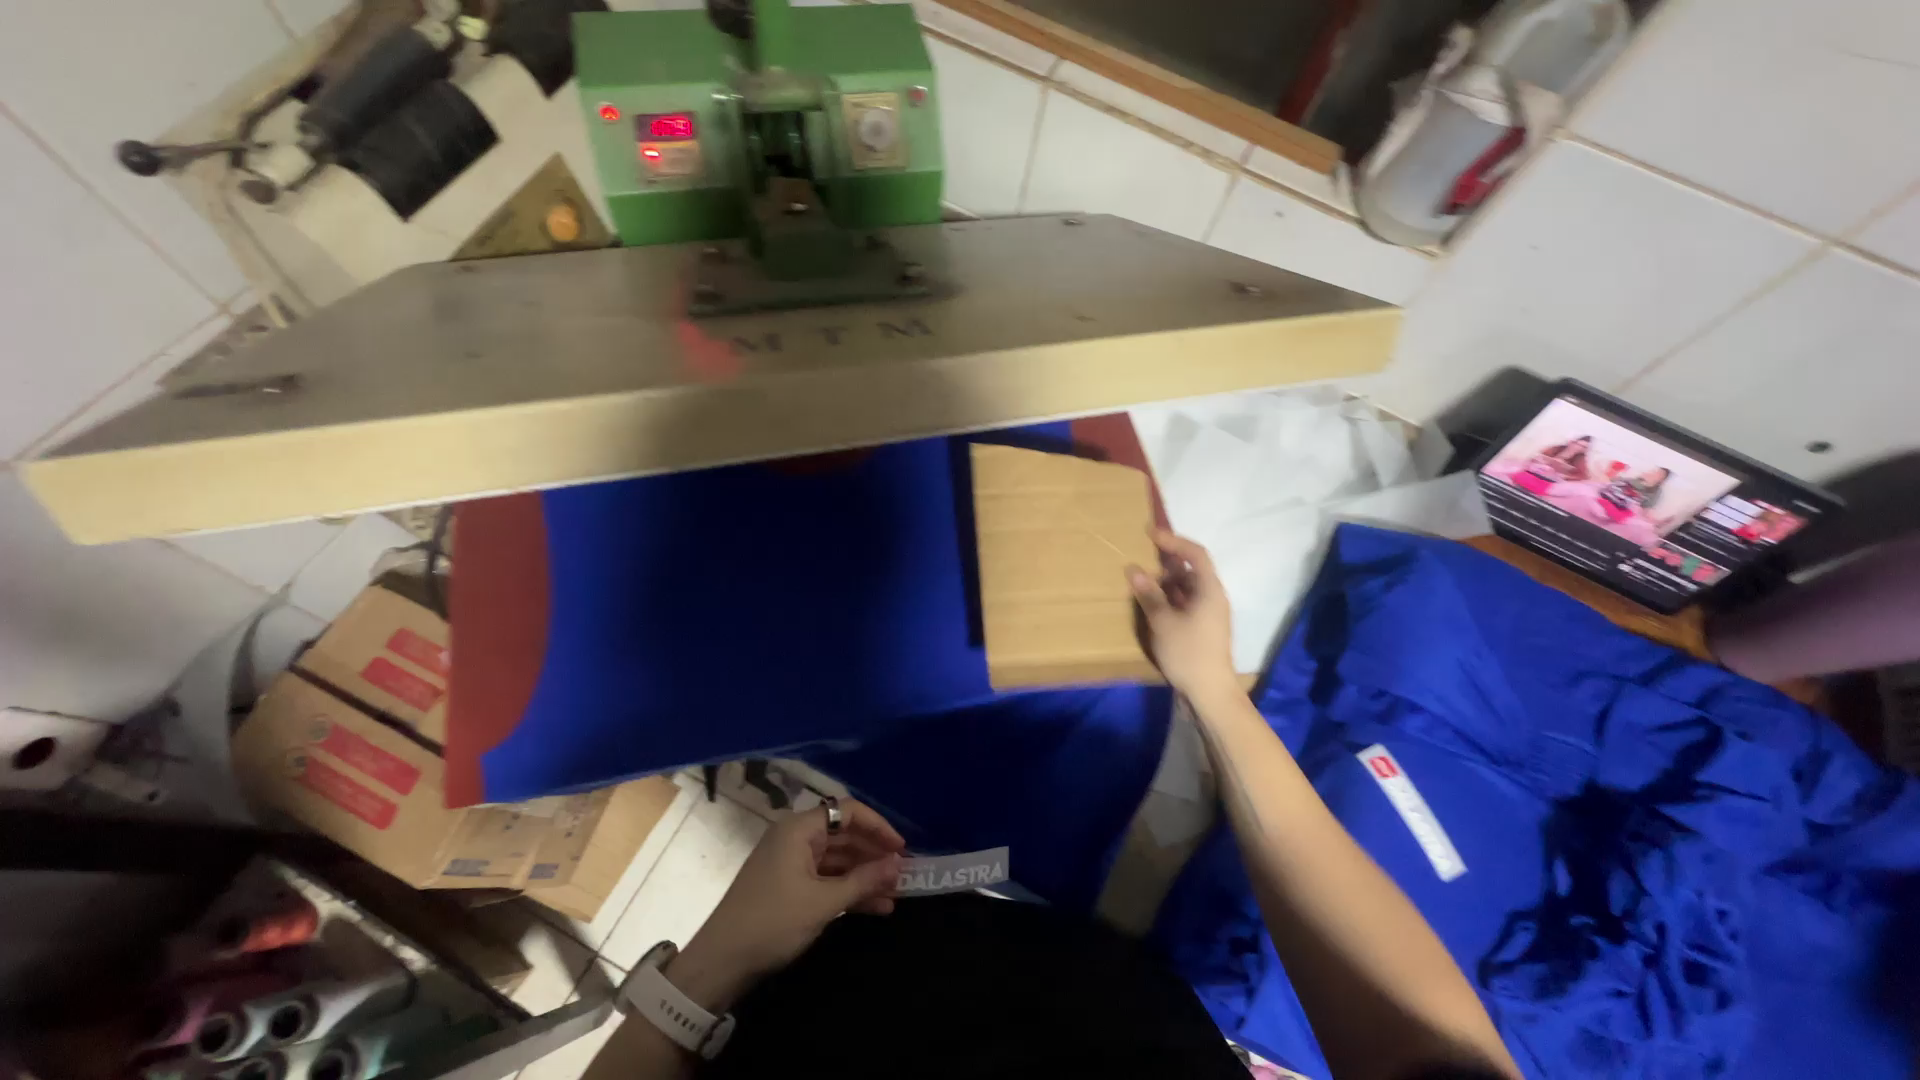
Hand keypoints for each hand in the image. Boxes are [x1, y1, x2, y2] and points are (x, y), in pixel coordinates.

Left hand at [672, 797, 905, 1009]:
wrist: (721, 962)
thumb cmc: (773, 922)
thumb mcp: (823, 902)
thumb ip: (863, 880)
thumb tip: (898, 864)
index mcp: (799, 829)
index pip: (847, 812)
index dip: (878, 827)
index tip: (902, 849)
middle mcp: (795, 838)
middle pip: (844, 836)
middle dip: (875, 855)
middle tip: (904, 875)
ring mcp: (791, 863)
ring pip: (837, 860)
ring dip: (865, 876)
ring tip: (896, 896)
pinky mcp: (788, 886)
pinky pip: (826, 879)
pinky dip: (849, 890)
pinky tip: (875, 908)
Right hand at [1126, 527, 1236, 700]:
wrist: (1210, 692)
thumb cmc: (1188, 653)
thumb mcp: (1163, 622)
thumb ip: (1148, 594)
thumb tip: (1133, 569)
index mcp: (1209, 590)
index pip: (1195, 554)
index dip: (1173, 540)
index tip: (1150, 533)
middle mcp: (1213, 597)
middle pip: (1192, 570)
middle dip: (1166, 564)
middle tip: (1142, 562)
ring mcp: (1210, 614)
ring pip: (1187, 588)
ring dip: (1166, 584)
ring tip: (1143, 587)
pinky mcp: (1204, 629)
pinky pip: (1186, 604)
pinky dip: (1170, 600)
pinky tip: (1153, 608)